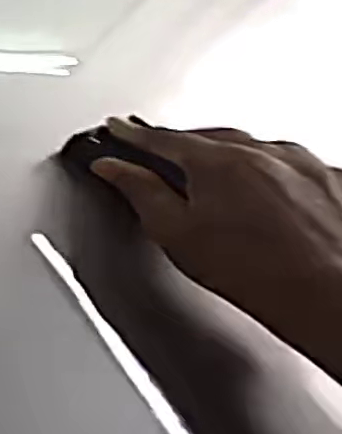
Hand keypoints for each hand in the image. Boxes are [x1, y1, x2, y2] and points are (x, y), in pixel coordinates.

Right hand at [91, 117, 341, 373]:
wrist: (333, 304)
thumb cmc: (261, 272)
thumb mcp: (171, 229)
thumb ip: (138, 188)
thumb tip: (112, 167)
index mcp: (223, 163)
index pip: (162, 138)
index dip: (132, 133)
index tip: (119, 128)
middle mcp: (274, 158)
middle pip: (214, 138)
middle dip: (183, 143)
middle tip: (159, 153)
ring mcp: (319, 172)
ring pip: (260, 149)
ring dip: (230, 155)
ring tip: (214, 174)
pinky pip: (300, 167)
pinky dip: (273, 172)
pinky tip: (265, 191)